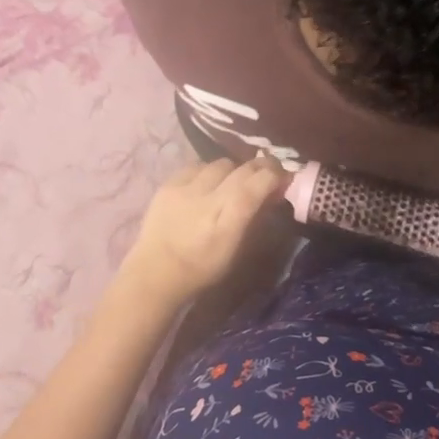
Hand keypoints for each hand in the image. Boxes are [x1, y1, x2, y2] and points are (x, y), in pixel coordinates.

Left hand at [121, 158, 289, 303]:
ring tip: (233, 182)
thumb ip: (255, 220)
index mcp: (228, 221)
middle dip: (259, 168)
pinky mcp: (168, 184)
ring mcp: (185, 188)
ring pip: (220, 163)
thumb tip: (272, 195)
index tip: (284, 177)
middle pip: (242, 168)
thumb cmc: (201, 270)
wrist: (155, 274)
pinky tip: (207, 184)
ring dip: (233, 171)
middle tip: (266, 175)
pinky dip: (208, 172)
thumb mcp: (236, 251)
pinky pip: (197, 166)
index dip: (275, 175)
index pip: (258, 183)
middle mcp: (208, 198)